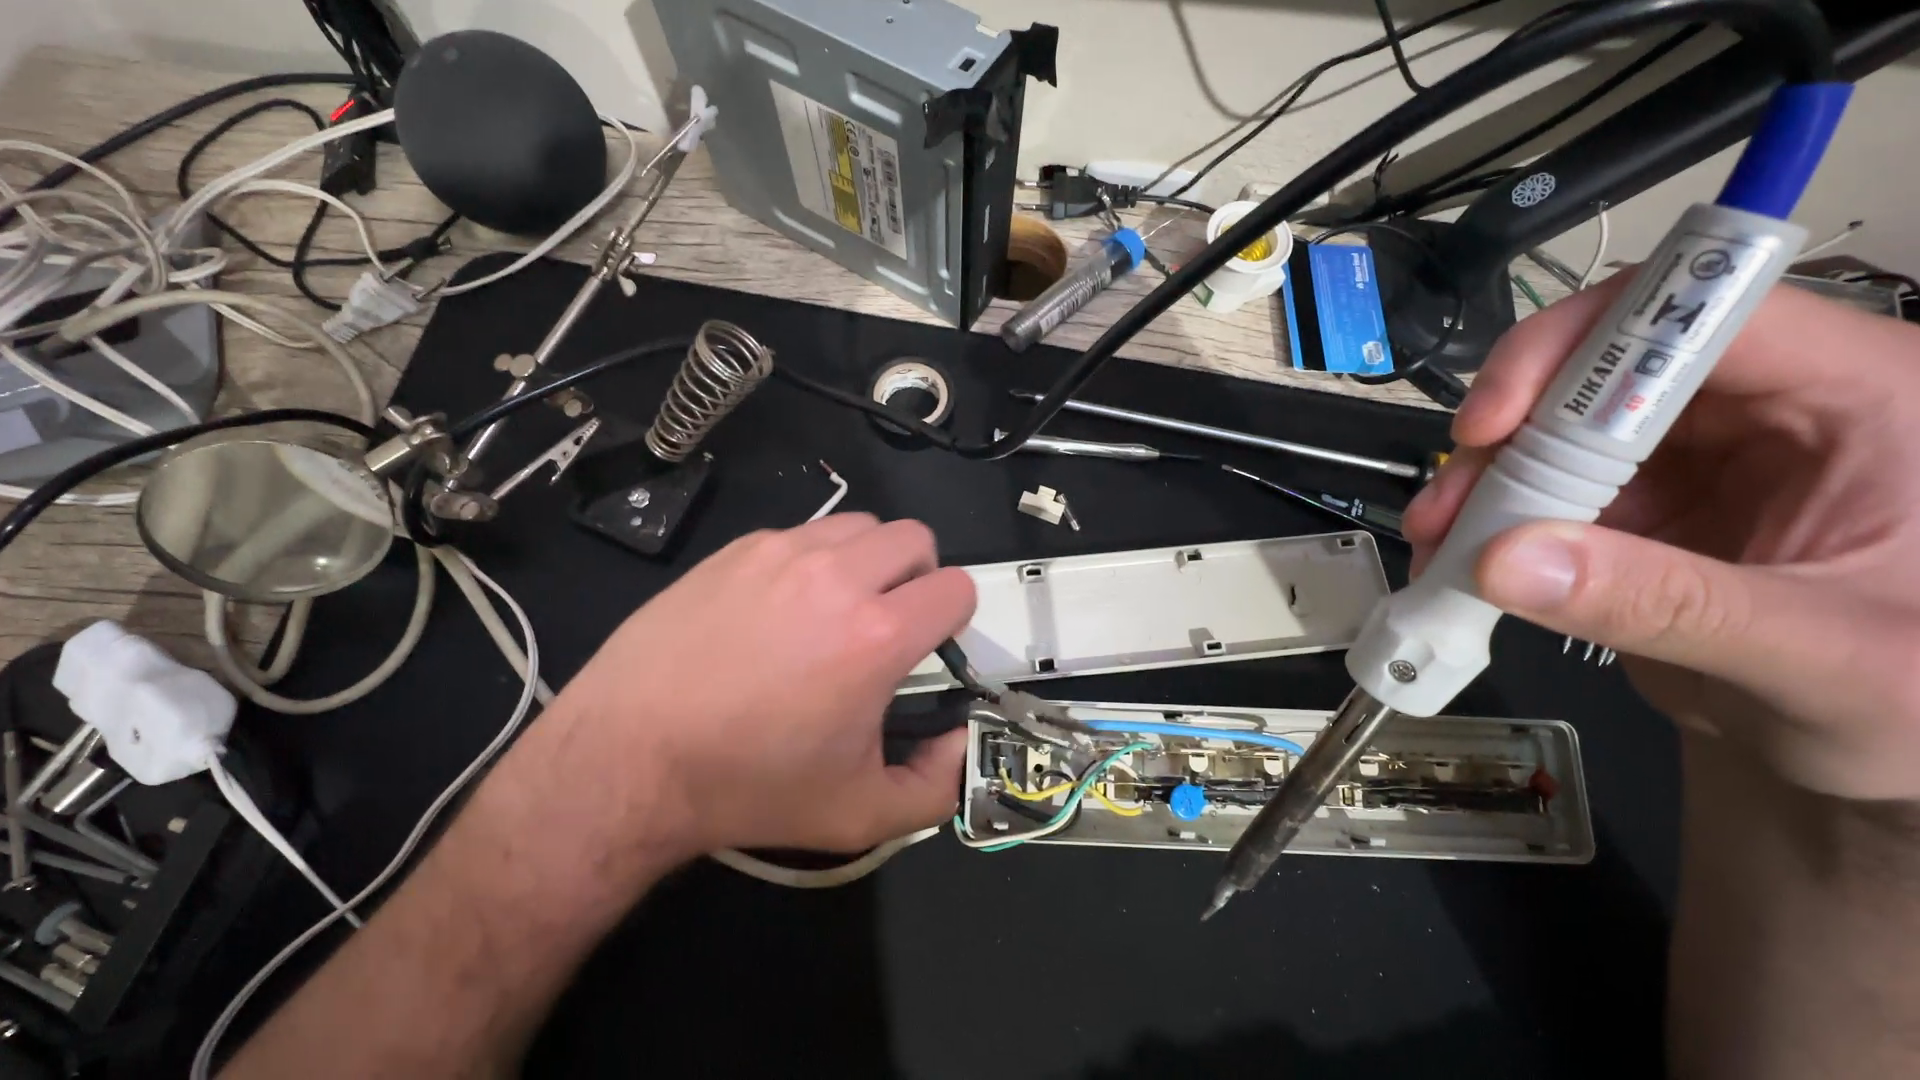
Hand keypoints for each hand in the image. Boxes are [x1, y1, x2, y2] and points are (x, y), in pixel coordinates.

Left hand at [545, 514, 974, 858]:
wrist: (630, 758)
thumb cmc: (750, 787)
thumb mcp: (860, 814)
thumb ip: (937, 786)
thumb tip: (961, 742)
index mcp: (876, 635)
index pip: (957, 587)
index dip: (955, 619)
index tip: (928, 648)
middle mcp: (835, 577)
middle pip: (915, 537)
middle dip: (919, 576)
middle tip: (890, 623)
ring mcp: (779, 554)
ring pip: (858, 525)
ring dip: (867, 561)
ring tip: (836, 610)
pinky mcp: (734, 550)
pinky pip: (801, 533)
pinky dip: (812, 561)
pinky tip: (778, 610)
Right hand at [1406, 280, 1919, 799]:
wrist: (1879, 757)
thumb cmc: (1911, 706)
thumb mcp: (1817, 659)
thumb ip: (1668, 605)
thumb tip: (1502, 561)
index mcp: (1851, 399)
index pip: (1702, 315)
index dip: (1585, 346)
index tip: (1492, 422)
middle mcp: (1758, 410)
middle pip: (1601, 368)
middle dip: (1505, 431)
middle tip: (1447, 504)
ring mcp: (1688, 460)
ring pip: (1552, 431)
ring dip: (1481, 482)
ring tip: (1436, 542)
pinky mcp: (1633, 508)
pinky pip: (1538, 493)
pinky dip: (1483, 523)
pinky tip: (1450, 561)